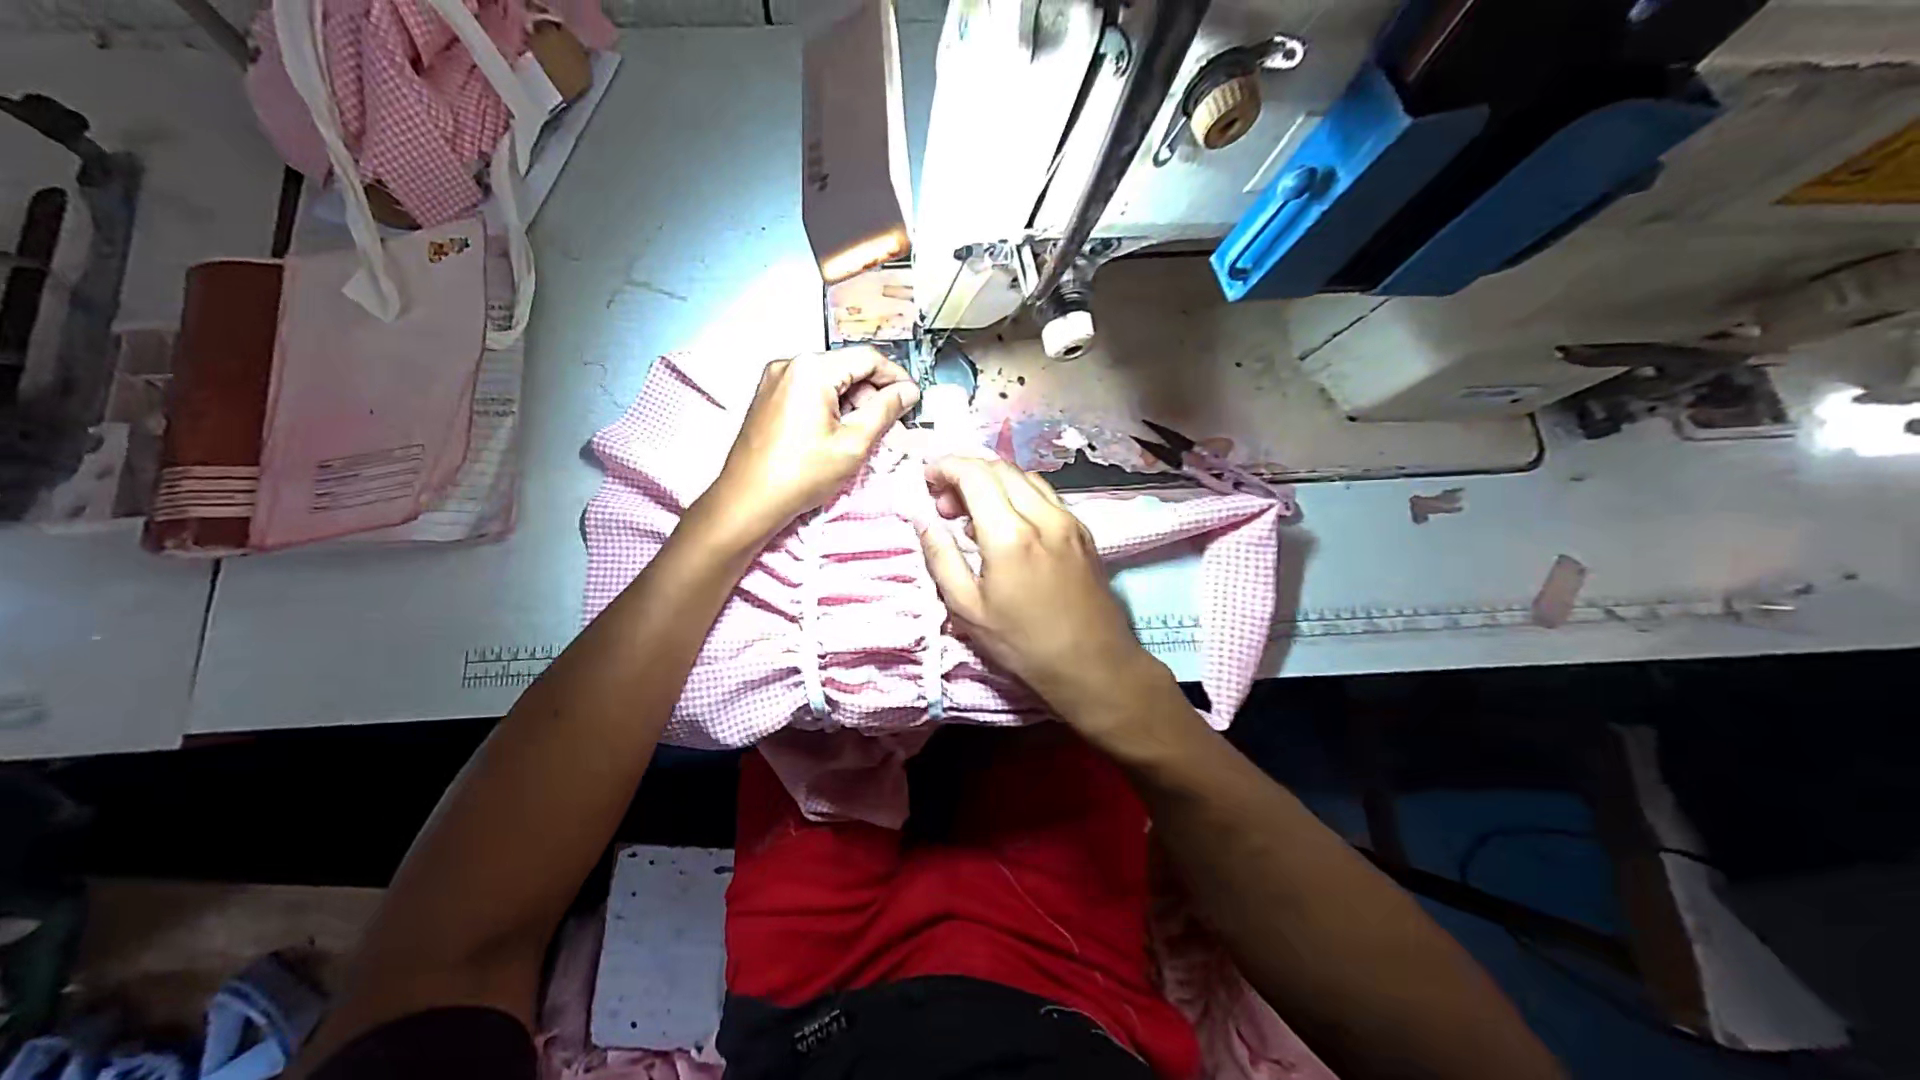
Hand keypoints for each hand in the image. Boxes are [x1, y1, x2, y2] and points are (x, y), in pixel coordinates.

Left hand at [704, 347, 919, 541]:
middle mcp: (790, 365)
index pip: (868, 358)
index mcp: (811, 369)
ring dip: (854, 403)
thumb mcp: (854, 443)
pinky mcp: (769, 397)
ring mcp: (776, 381)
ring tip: (865, 436)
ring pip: (830, 381)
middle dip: (874, 394)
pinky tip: (840, 435)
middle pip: (848, 367)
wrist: (748, 501)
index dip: (896, 378)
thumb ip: (885, 410)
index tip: (912, 399)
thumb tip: (907, 392)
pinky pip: (810, 392)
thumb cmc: (798, 476)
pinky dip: (831, 407)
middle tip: (891, 424)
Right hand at [916, 456, 1183, 743]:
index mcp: (1010, 535)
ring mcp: (1069, 520)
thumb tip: (923, 520)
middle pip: (999, 467)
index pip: (975, 473)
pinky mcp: (1083, 531)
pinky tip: (1005, 524)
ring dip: (992, 481)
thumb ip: (941, 558)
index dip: (945, 466)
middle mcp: (1043, 516)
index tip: (927, 479)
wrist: (1093, 665)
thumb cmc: (1022, 644)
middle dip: (965, 472)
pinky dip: (1017, 494)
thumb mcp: (967, 609)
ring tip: (971, 513)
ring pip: (1024, 476)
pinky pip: (1045, 495)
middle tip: (943, 503)